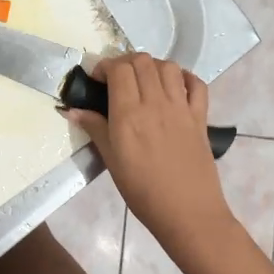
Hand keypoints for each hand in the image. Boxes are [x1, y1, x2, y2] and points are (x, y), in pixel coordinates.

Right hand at [68, 53, 227, 243]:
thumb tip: (72, 110)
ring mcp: (181, 108)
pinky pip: (197, 84)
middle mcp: (156, 103)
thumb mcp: (112, 160)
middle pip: (142, 61)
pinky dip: (185, 78)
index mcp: (130, 114)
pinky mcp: (201, 117)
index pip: (119, 69)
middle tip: (116, 79)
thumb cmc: (142, 190)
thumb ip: (94, 129)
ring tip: (143, 81)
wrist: (187, 212)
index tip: (97, 78)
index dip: (105, 66)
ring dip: (152, 66)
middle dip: (125, 62)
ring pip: (168, 67)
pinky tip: (174, 87)